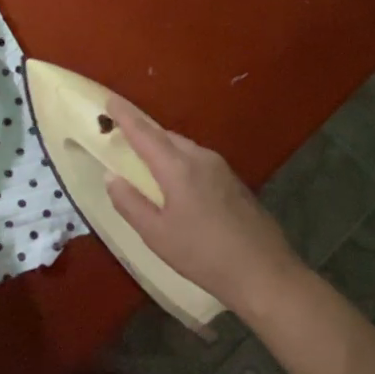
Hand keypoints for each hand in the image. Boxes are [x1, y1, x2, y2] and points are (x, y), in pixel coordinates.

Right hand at [104, 96, 308, 314]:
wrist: (265, 274)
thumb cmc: (203, 255)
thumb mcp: (155, 234)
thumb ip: (129, 202)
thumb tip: (111, 177)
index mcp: (178, 168)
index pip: (144, 133)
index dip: (125, 115)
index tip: (109, 99)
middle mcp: (201, 159)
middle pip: (165, 137)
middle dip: (143, 132)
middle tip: (122, 136)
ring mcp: (222, 169)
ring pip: (184, 148)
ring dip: (162, 149)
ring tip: (146, 162)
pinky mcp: (235, 183)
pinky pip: (198, 161)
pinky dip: (180, 162)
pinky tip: (177, 184)